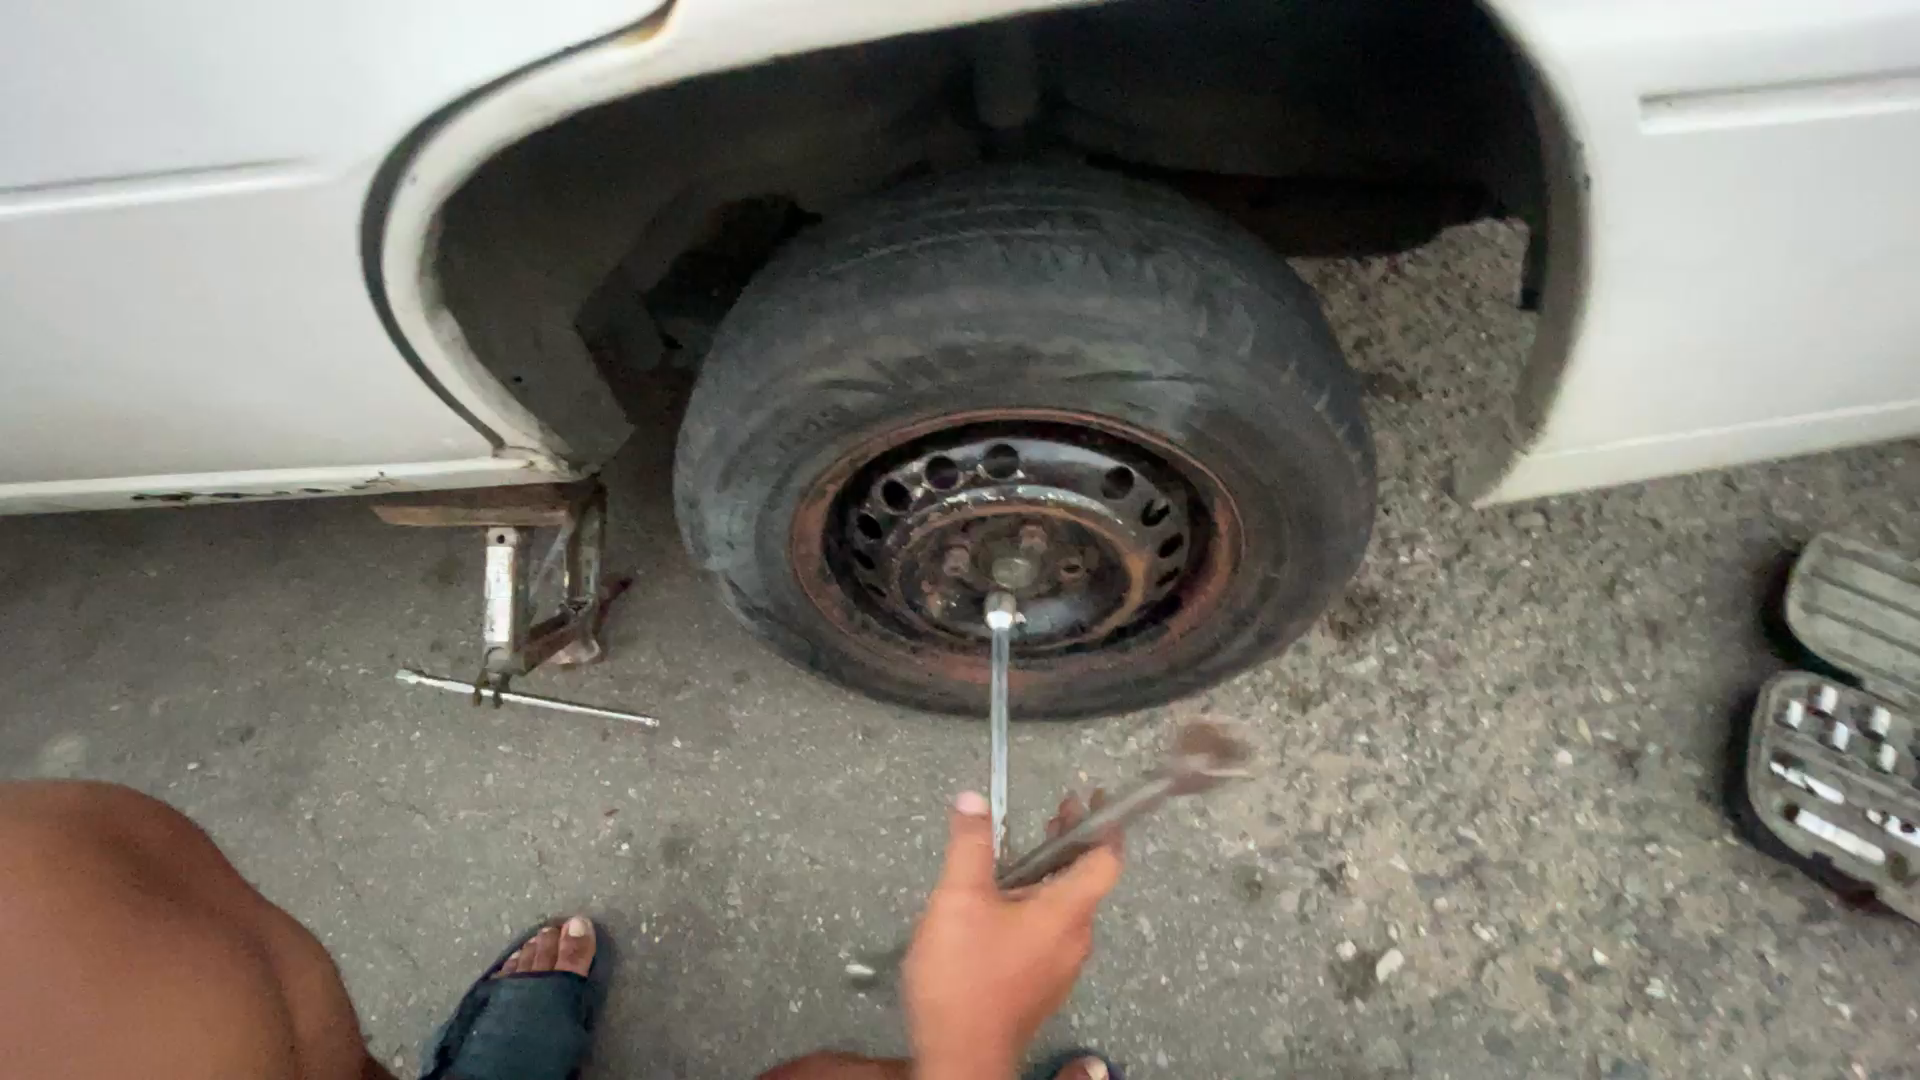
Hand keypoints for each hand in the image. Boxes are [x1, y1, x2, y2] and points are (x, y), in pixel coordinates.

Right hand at [902, 790, 1122, 1079]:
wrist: (959, 1059)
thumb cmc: (965, 976)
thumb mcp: (959, 898)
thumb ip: (970, 844)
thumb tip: (974, 799)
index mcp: (1066, 914)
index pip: (1106, 861)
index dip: (1104, 825)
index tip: (1092, 797)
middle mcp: (1074, 939)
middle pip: (1087, 880)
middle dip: (1073, 841)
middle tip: (1056, 810)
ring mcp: (1060, 966)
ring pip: (1068, 905)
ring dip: (1053, 870)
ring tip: (1026, 847)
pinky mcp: (1041, 983)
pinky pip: (1052, 929)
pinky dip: (1040, 899)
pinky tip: (1005, 896)